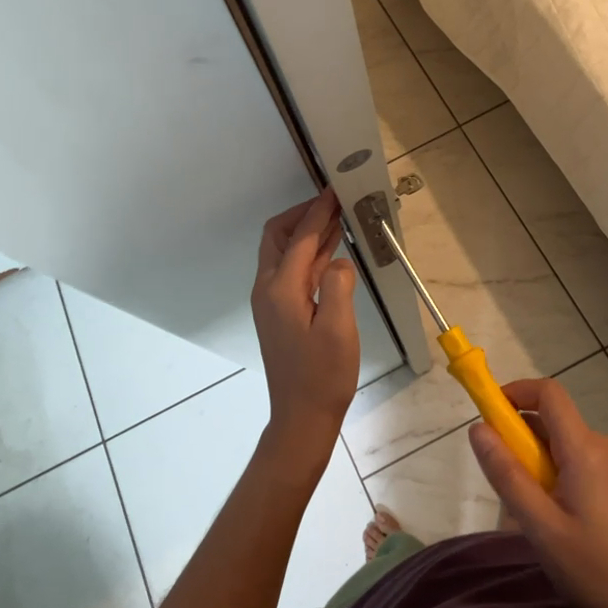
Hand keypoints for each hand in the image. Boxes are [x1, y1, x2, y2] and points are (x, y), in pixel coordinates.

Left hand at [251, 191, 359, 451]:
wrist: (301, 418)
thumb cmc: (322, 375)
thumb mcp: (338, 328)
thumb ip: (338, 285)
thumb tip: (336, 261)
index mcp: (280, 289)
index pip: (299, 238)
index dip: (318, 211)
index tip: (335, 189)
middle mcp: (268, 289)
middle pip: (278, 237)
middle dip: (303, 215)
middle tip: (331, 202)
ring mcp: (271, 302)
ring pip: (285, 254)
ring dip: (307, 234)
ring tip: (336, 217)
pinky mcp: (280, 314)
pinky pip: (292, 271)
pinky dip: (309, 255)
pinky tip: (330, 252)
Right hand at [470, 379, 607, 607]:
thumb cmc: (594, 569)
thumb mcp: (540, 527)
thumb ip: (506, 474)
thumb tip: (478, 428)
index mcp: (586, 449)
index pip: (548, 393)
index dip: (515, 392)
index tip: (488, 414)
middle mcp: (604, 446)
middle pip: (552, 419)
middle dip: (520, 437)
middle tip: (505, 480)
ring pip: (563, 442)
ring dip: (537, 460)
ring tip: (532, 508)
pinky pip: (577, 459)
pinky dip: (556, 471)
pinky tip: (556, 515)